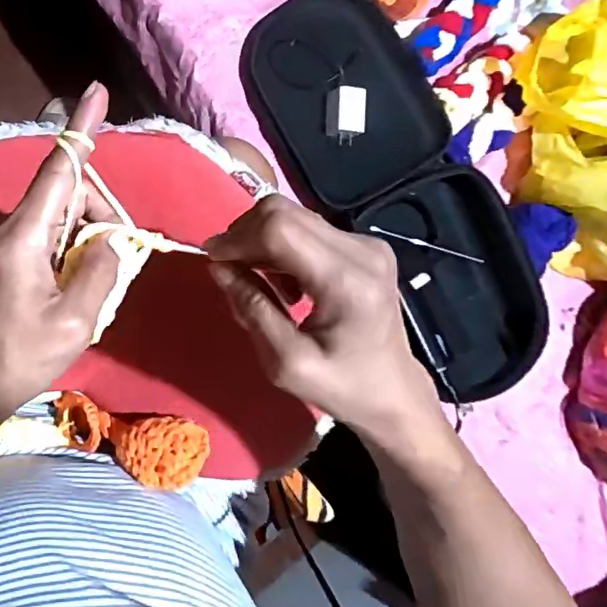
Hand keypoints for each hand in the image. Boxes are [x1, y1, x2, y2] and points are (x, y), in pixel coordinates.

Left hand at [0, 83, 119, 425]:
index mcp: (22, 236)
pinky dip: (68, 245)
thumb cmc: (21, 356)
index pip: (58, 169)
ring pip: (57, 212)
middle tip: (116, 255)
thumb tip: (111, 238)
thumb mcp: (75, 321)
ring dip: (85, 232)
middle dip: (98, 210)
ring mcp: (0, 240)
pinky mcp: (0, 256)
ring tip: (93, 278)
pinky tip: (75, 279)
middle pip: (65, 191)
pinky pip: (45, 232)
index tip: (95, 91)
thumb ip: (100, 269)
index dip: (80, 129)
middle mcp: (7, 227)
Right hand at [206, 196, 448, 443]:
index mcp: (346, 282)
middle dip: (244, 236)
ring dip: (261, 242)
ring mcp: (366, 243)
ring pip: (292, 216)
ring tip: (258, 282)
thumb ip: (251, 309)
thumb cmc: (341, 387)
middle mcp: (362, 251)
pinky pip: (305, 228)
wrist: (393, 393)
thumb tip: (218, 267)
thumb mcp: (285, 362)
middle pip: (284, 213)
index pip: (281, 230)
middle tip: (229, 270)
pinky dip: (280, 247)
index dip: (238, 239)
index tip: (213, 261)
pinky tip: (284, 282)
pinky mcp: (364, 244)